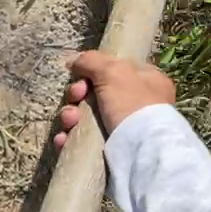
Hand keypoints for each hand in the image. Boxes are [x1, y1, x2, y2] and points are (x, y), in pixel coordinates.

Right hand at [54, 50, 176, 145]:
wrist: (140, 151)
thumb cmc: (132, 104)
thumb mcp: (114, 71)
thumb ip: (92, 60)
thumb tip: (73, 60)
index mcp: (147, 81)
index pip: (116, 70)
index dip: (94, 71)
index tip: (82, 76)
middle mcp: (136, 104)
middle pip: (95, 93)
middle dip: (77, 95)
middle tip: (76, 97)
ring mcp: (121, 128)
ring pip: (84, 117)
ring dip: (69, 116)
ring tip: (70, 121)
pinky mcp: (106, 149)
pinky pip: (80, 138)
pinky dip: (69, 137)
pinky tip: (63, 138)